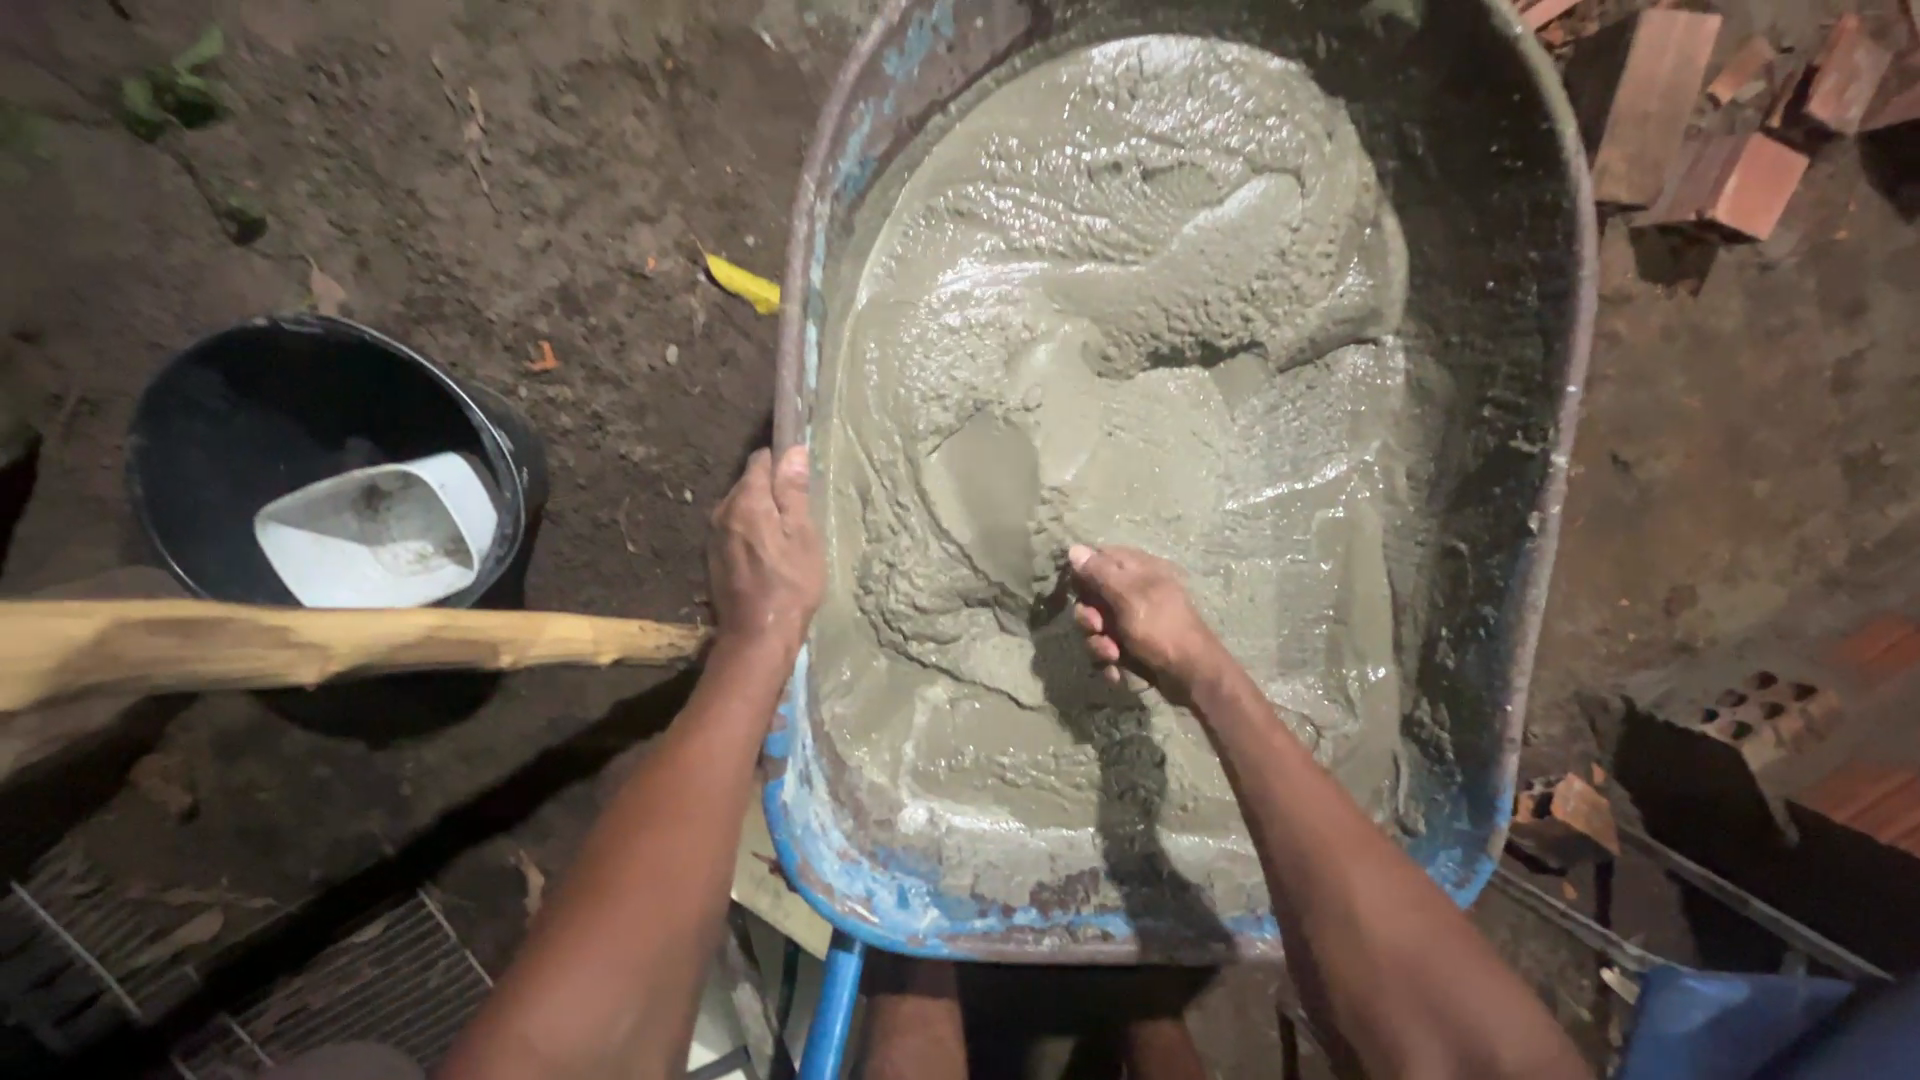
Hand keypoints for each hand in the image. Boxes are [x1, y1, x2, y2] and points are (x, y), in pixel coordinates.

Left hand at [707, 446, 823, 653]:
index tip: (801, 479)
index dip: (782, 463)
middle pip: (748, 483)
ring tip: (785, 534)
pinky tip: (767, 552)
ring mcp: (713, 535)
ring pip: (740, 506)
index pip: (761, 460)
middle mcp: (722, 510)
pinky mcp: (712, 556)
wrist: (758, 635)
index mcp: (746, 500)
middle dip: (771, 489)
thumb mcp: (803, 535)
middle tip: (799, 514)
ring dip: (760, 512)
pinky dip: (750, 531)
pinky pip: (733, 528)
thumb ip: (794, 492)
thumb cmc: (790, 584)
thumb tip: (793, 451)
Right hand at [1068, 544, 1225, 698]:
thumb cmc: (1161, 628)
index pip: (1100, 558)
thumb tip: (1074, 548)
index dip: (1084, 574)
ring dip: (1098, 643)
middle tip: (1098, 627)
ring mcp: (1133, 620)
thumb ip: (1099, 572)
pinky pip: (1107, 647)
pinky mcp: (1132, 645)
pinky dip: (1109, 660)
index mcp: (1139, 570)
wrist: (1190, 675)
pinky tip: (1117, 670)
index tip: (1080, 590)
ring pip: (1097, 626)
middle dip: (1089, 617)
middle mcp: (1134, 591)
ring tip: (1113, 655)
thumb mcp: (1128, 596)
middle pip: (1092, 596)